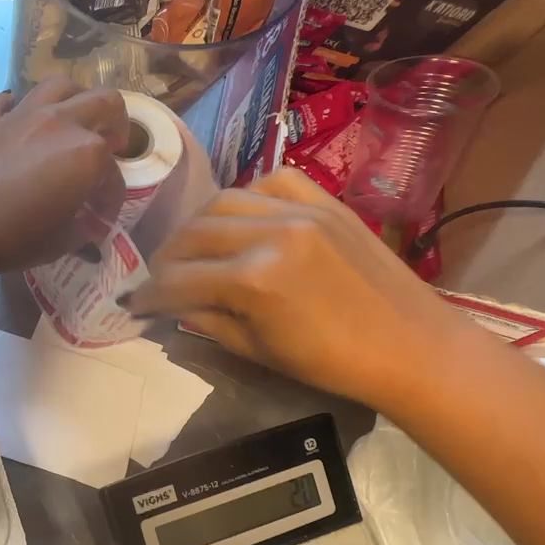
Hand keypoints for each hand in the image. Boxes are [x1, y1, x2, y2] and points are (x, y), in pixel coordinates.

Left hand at [0, 77, 127, 279]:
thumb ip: (85, 228)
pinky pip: (5, 101)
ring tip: (71, 122)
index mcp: (87, 154)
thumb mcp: (62, 243)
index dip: (112, 197)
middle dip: (115, 124)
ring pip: (60, 86)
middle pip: (104, 103)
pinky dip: (15, 110)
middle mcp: (59, 122)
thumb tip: (90, 224)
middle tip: (110, 145)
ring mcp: (19, 115)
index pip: (113, 173)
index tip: (102, 217)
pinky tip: (15, 125)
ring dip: (74, 100)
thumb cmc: (11, 241)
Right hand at [124, 169, 479, 408]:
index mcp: (253, 280)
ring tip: (191, 251)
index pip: (176, 280)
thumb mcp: (253, 348)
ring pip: (222, 202)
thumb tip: (166, 302)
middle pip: (191, 235)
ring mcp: (301, 211)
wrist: (411, 347)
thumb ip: (203, 318)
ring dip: (195, 228)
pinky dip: (244, 198)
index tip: (133, 305)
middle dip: (164, 261)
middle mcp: (272, 234)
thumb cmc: (329, 362)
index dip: (148, 296)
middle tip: (158, 281)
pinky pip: (270, 182)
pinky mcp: (326, 202)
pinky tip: (238, 221)